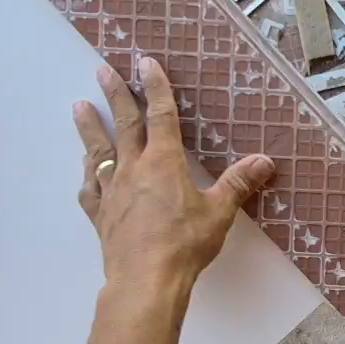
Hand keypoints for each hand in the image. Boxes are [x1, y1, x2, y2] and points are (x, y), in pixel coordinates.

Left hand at [75, 57, 273, 289]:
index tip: (146, 63)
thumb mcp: (219, 212)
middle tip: (102, 70)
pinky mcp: (101, 216)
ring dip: (90, 127)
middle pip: (124, 125)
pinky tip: (86, 172)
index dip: (156, 88)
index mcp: (163, 162)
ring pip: (98, 151)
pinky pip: (90, 189)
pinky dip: (87, 176)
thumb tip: (265, 160)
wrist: (145, 280)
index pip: (160, 116)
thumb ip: (239, 183)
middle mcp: (133, 169)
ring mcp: (112, 192)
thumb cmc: (185, 243)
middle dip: (116, 95)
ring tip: (79, 106)